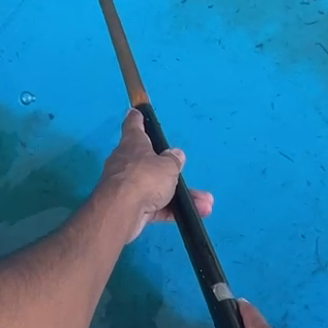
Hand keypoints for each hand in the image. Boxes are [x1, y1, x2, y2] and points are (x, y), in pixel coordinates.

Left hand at [89, 109, 211, 243]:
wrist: (122, 211)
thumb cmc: (145, 178)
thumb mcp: (167, 166)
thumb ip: (173, 160)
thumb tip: (176, 154)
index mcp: (133, 143)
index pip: (133, 125)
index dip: (137, 118)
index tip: (136, 112)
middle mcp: (126, 161)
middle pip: (149, 162)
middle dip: (170, 171)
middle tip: (185, 175)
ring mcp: (126, 185)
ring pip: (156, 187)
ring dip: (179, 195)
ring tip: (205, 204)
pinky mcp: (129, 206)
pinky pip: (154, 206)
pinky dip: (170, 210)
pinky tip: (191, 216)